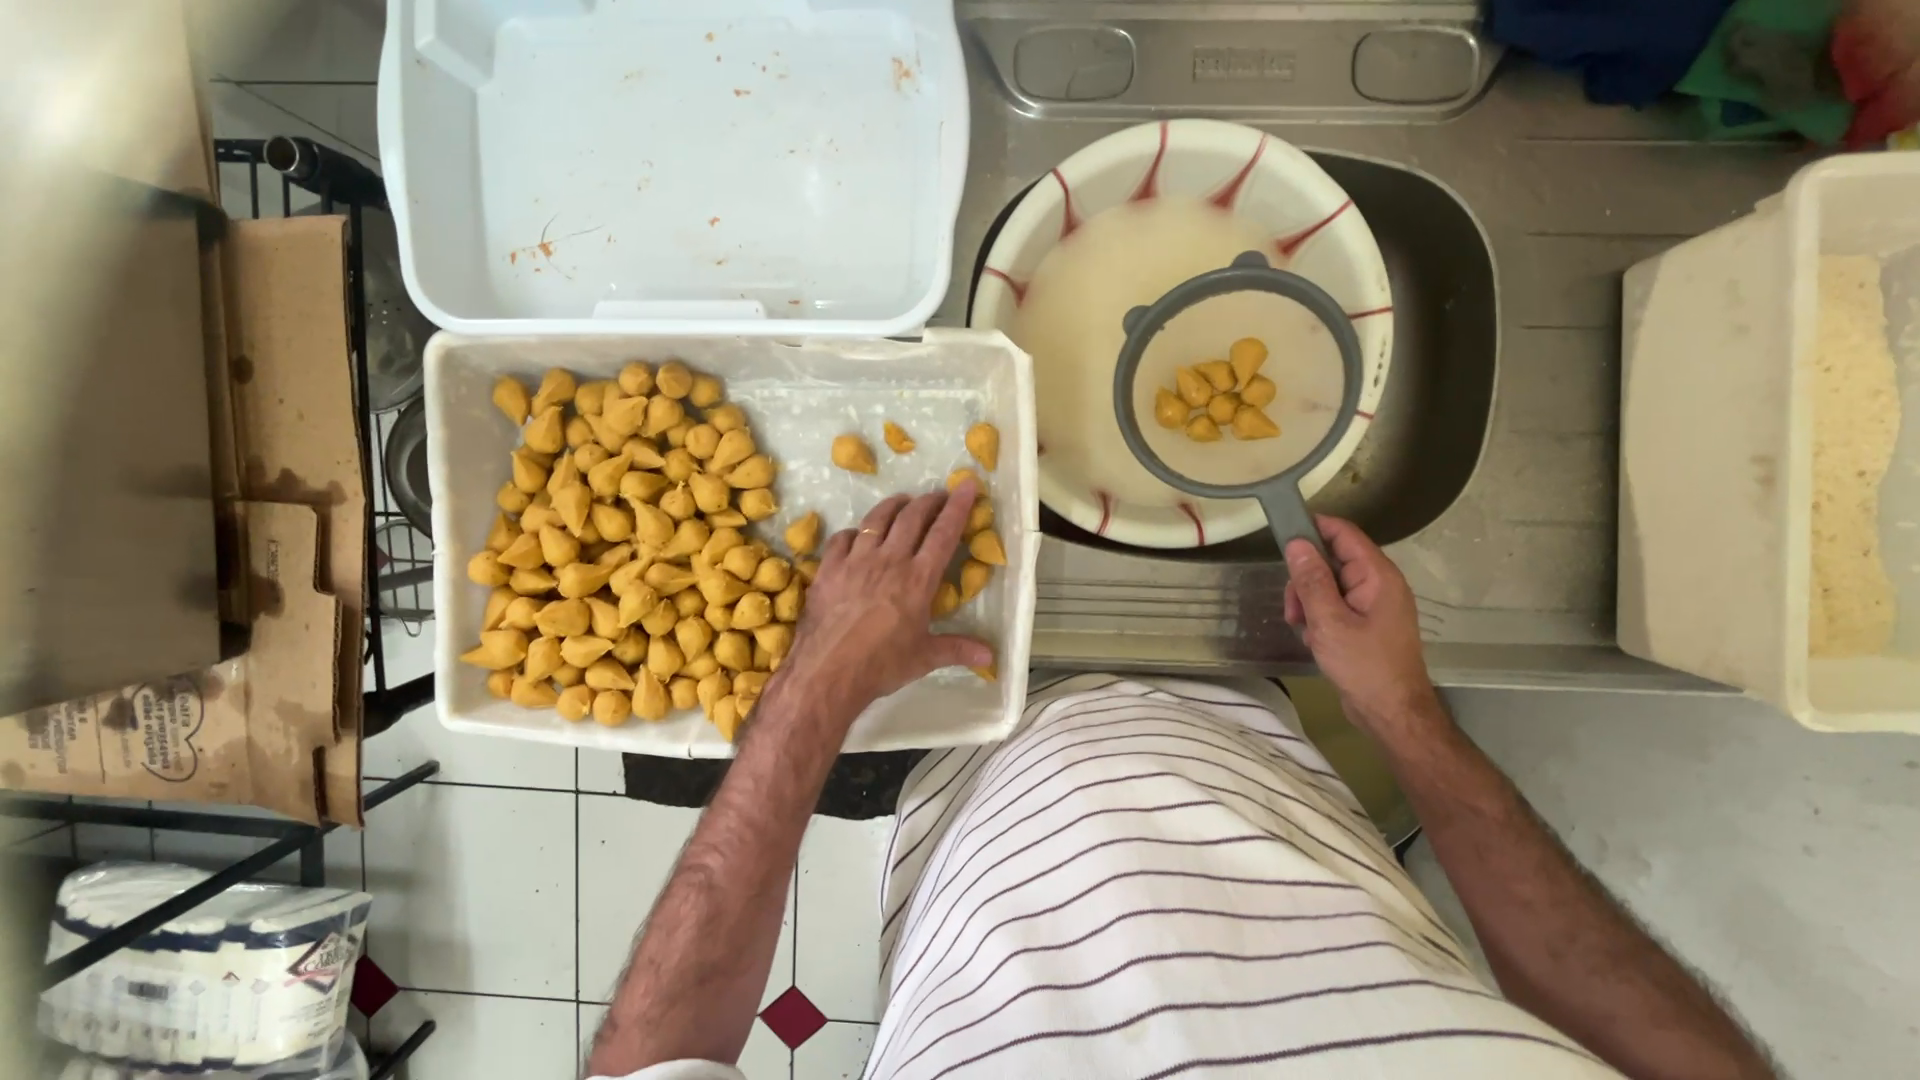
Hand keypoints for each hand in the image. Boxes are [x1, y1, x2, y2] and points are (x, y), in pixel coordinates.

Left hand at [776, 480, 991, 719]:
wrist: (827, 672)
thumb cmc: (881, 665)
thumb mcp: (924, 658)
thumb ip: (957, 649)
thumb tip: (991, 657)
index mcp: (918, 579)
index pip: (943, 534)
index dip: (958, 507)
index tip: (966, 485)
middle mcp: (889, 561)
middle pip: (912, 518)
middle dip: (928, 501)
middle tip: (937, 495)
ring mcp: (855, 561)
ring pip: (876, 520)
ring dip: (893, 506)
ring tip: (902, 501)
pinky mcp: (828, 569)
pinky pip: (842, 539)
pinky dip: (854, 533)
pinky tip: (857, 536)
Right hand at [1282, 515, 1444, 741]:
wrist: (1392, 712)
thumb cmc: (1364, 665)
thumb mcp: (1329, 621)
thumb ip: (1311, 580)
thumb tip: (1296, 543)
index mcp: (1377, 576)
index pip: (1344, 533)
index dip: (1313, 527)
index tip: (1281, 534)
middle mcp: (1378, 584)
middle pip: (1331, 560)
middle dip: (1305, 580)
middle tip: (1292, 609)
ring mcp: (1373, 605)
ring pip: (1329, 586)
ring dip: (1308, 603)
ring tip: (1303, 630)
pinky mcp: (1366, 624)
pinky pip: (1335, 606)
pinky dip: (1319, 618)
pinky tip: (1314, 639)